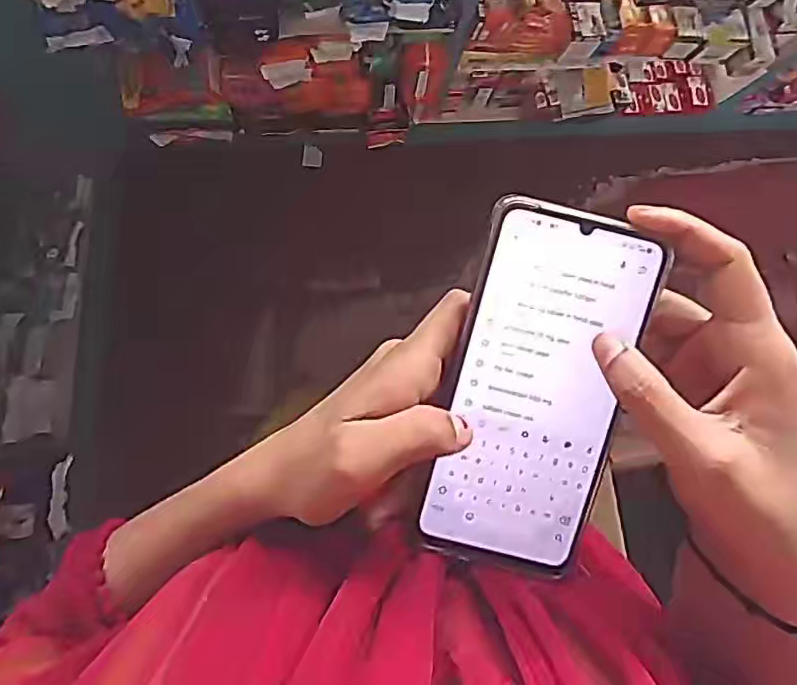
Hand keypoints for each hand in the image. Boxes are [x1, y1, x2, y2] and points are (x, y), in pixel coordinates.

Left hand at [253, 290, 473, 526]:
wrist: (274, 480)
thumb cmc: (311, 465)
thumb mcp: (366, 455)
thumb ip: (418, 434)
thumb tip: (465, 426)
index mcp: (405, 365)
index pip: (455, 311)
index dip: (491, 315)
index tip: (521, 338)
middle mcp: (405, 366)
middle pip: (464, 364)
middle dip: (473, 409)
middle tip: (460, 450)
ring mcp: (400, 385)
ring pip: (449, 404)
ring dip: (439, 444)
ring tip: (403, 481)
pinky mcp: (394, 407)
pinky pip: (429, 423)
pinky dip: (422, 454)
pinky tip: (396, 484)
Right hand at [591, 206, 796, 623]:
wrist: (762, 563)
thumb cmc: (759, 513)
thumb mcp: (702, 455)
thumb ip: (649, 397)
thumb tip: (605, 345)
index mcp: (757, 350)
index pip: (727, 265)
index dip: (685, 232)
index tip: (639, 219)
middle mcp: (734, 349)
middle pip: (677, 295)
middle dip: (630, 292)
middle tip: (583, 287)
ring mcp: (708, 369)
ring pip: (655, 328)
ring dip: (620, 331)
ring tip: (578, 333)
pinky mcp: (687, 390)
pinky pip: (647, 358)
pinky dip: (620, 360)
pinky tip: (593, 367)